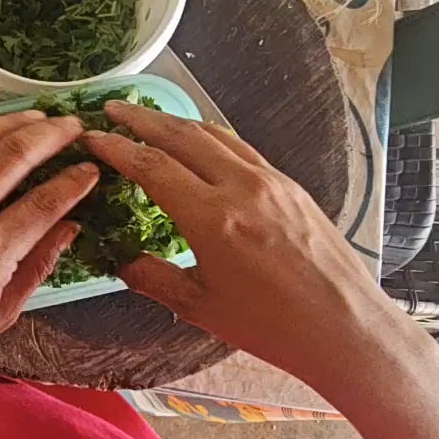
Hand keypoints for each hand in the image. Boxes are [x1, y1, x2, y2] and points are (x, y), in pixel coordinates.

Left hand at [0, 112, 100, 416]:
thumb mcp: (3, 311)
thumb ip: (40, 263)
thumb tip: (72, 224)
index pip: (44, 202)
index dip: (74, 181)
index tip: (93, 168)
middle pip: (13, 155)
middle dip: (51, 135)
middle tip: (75, 126)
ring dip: (12, 122)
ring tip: (41, 116)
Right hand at [82, 102, 433, 392]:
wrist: (348, 330)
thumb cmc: (271, 325)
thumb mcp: (198, 305)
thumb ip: (151, 277)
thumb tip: (120, 260)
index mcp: (213, 218)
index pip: (152, 166)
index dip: (115, 148)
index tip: (90, 136)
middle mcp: (242, 188)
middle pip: (181, 136)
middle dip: (141, 118)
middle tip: (112, 109)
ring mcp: (271, 182)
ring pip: (214, 135)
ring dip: (174, 121)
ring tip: (148, 118)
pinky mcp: (291, 186)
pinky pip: (241, 148)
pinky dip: (208, 136)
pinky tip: (197, 141)